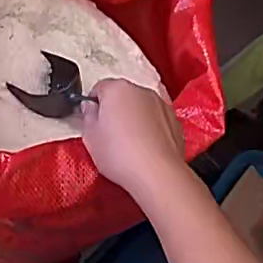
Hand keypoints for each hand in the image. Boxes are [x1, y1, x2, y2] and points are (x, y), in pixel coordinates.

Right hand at [81, 78, 186, 195]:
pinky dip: (150, 127)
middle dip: (114, 109)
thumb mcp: (90, 137)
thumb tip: (90, 108)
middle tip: (108, 133)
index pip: (99, 88)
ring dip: (134, 117)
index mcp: (117, 89)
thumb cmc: (121, 155)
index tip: (92, 120)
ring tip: (128, 143)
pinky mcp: (175, 120)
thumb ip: (88, 116)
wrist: (157, 174)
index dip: (93, 105)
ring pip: (140, 106)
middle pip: (122, 95)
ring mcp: (161, 104)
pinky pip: (156, 119)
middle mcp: (141, 91)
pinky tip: (144, 146)